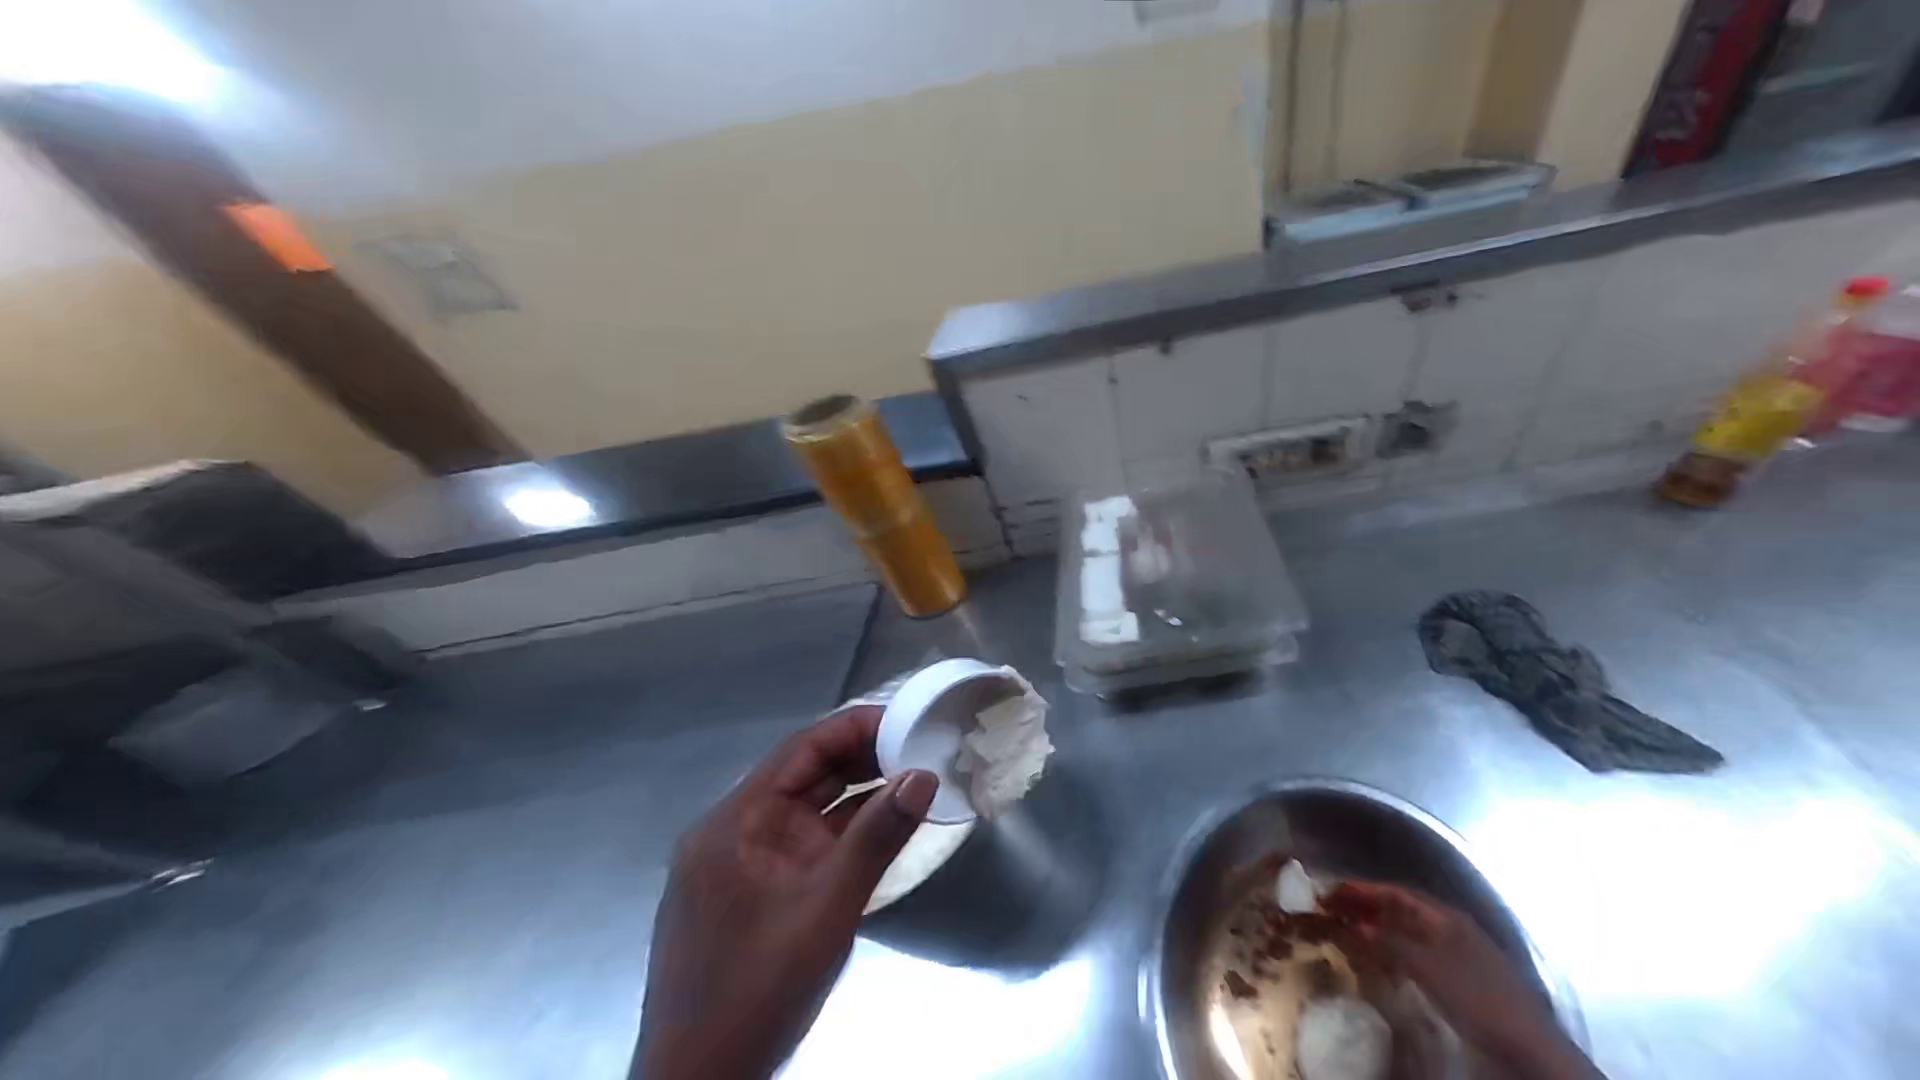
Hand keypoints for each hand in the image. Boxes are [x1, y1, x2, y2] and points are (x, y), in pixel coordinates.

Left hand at [631, 706, 937, 1079]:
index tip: (906, 722)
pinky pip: (807, 846)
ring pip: (809, 810)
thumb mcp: (825, 913)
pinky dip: (845, 833)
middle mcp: (736, 830)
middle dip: (862, 758)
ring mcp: (746, 862)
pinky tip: (886, 827)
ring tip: (914, 777)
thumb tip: (922, 777)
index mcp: (736, 820)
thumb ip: (875, 840)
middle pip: (805, 775)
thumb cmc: (754, 995)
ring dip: (858, 795)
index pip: (801, 749)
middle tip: (921, 748)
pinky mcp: (758, 891)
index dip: (854, 728)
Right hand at [1328, 883, 1602, 1079]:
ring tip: (1351, 932)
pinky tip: (1383, 961)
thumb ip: (1388, 942)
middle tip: (1335, 910)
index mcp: (1445, 916)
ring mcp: (1460, 952)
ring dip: (1379, 928)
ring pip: (1410, 930)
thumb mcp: (1426, 967)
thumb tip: (1356, 925)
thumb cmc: (1476, 996)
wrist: (1529, 1047)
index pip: (1395, 891)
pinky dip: (1395, 950)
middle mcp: (1452, 927)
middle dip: (1367, 907)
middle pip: (1402, 908)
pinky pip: (1419, 951)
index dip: (1361, 889)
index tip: (1331, 891)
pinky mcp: (1464, 977)